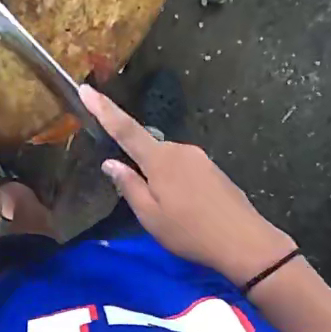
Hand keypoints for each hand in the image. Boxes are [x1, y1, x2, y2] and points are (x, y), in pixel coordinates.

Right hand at [80, 83, 295, 286]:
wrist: (244, 242)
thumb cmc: (190, 232)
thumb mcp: (150, 216)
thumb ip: (128, 186)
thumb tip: (110, 163)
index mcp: (160, 160)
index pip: (125, 129)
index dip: (103, 109)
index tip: (86, 89)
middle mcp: (180, 150)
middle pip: (147, 149)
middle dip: (139, 168)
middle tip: (146, 205)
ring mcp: (199, 158)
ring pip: (166, 161)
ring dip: (159, 180)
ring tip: (169, 215)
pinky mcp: (212, 169)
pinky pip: (183, 169)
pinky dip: (176, 184)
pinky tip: (185, 210)